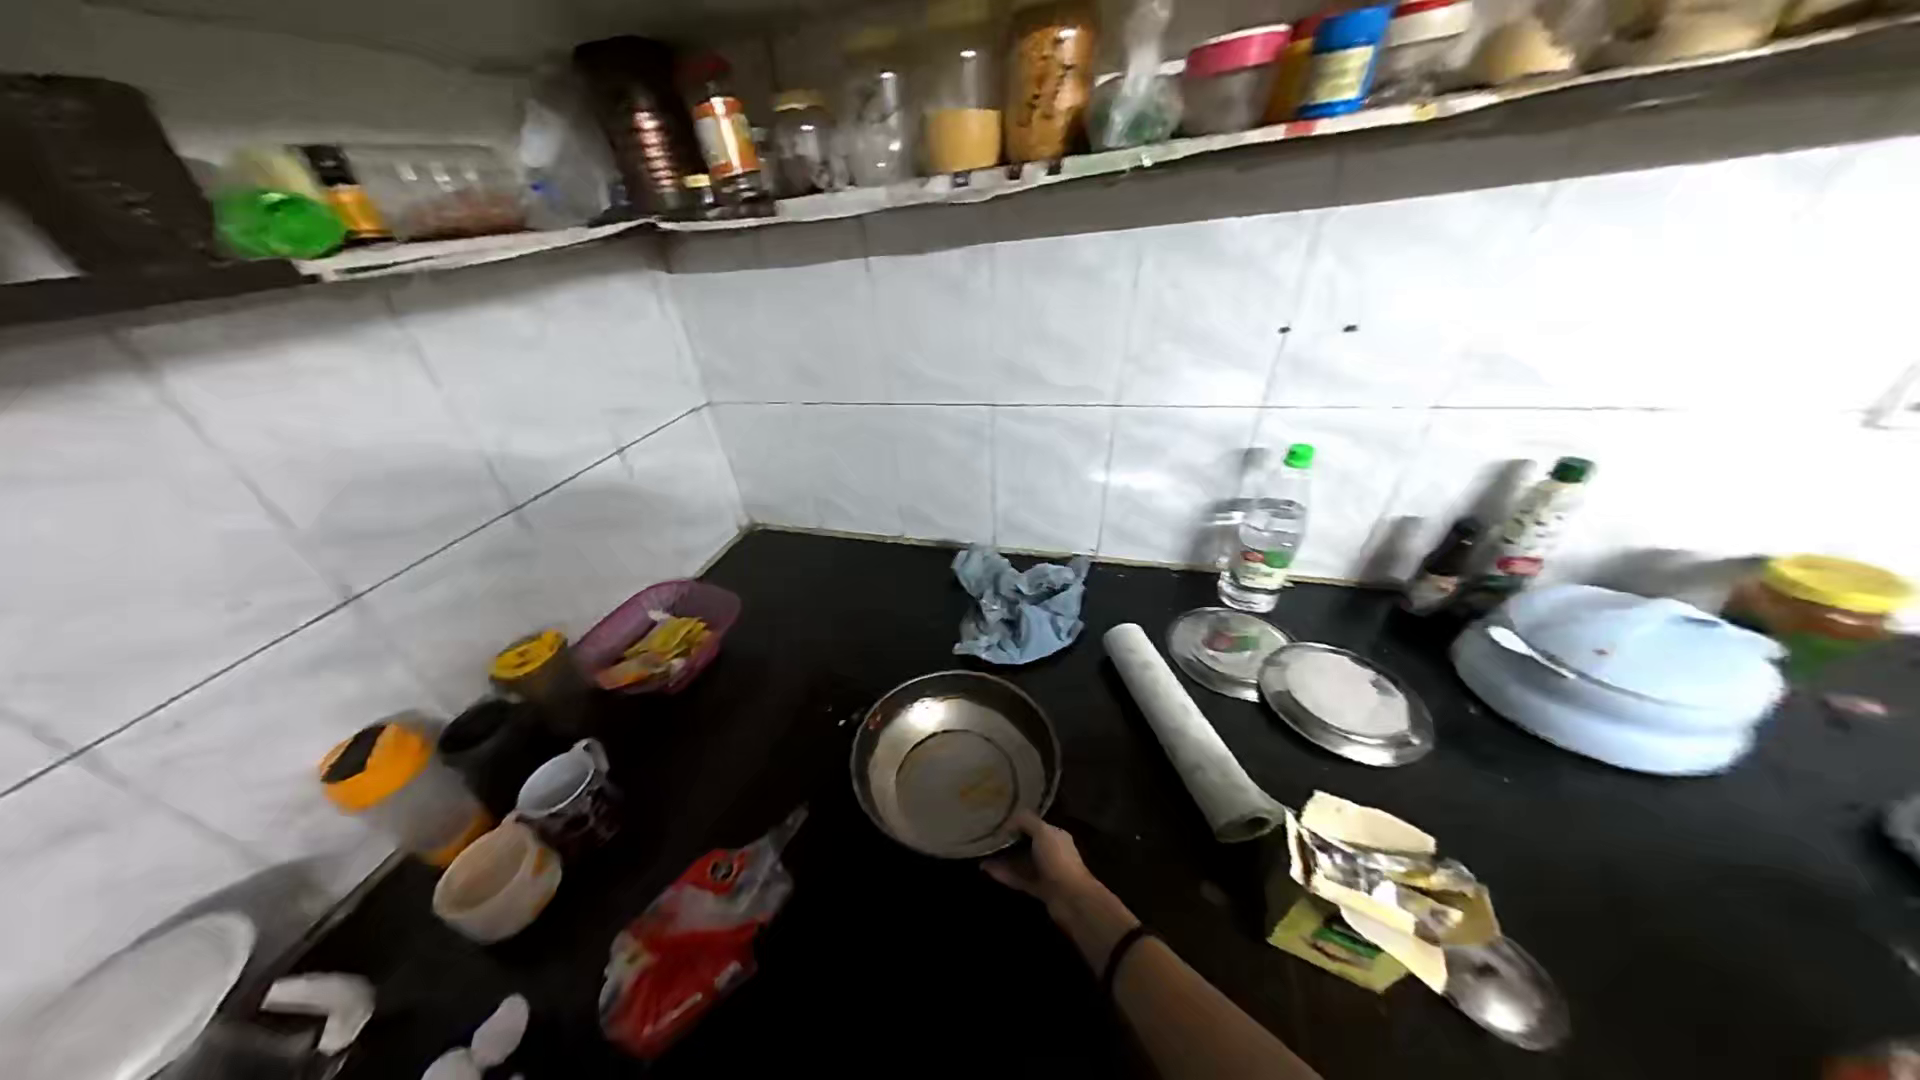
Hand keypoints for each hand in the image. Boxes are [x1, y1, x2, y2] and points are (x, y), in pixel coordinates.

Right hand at [982, 810, 1098, 908]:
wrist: (1071, 898)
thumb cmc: (1057, 859)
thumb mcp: (1042, 831)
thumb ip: (1025, 821)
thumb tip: (1008, 820)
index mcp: (1055, 835)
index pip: (1034, 825)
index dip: (1017, 823)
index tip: (998, 822)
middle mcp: (1051, 852)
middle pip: (1026, 844)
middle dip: (1008, 842)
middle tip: (988, 839)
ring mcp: (1045, 872)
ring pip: (1020, 863)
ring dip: (1003, 860)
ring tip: (982, 856)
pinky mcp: (1039, 890)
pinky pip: (1019, 879)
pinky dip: (1005, 874)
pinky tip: (988, 871)